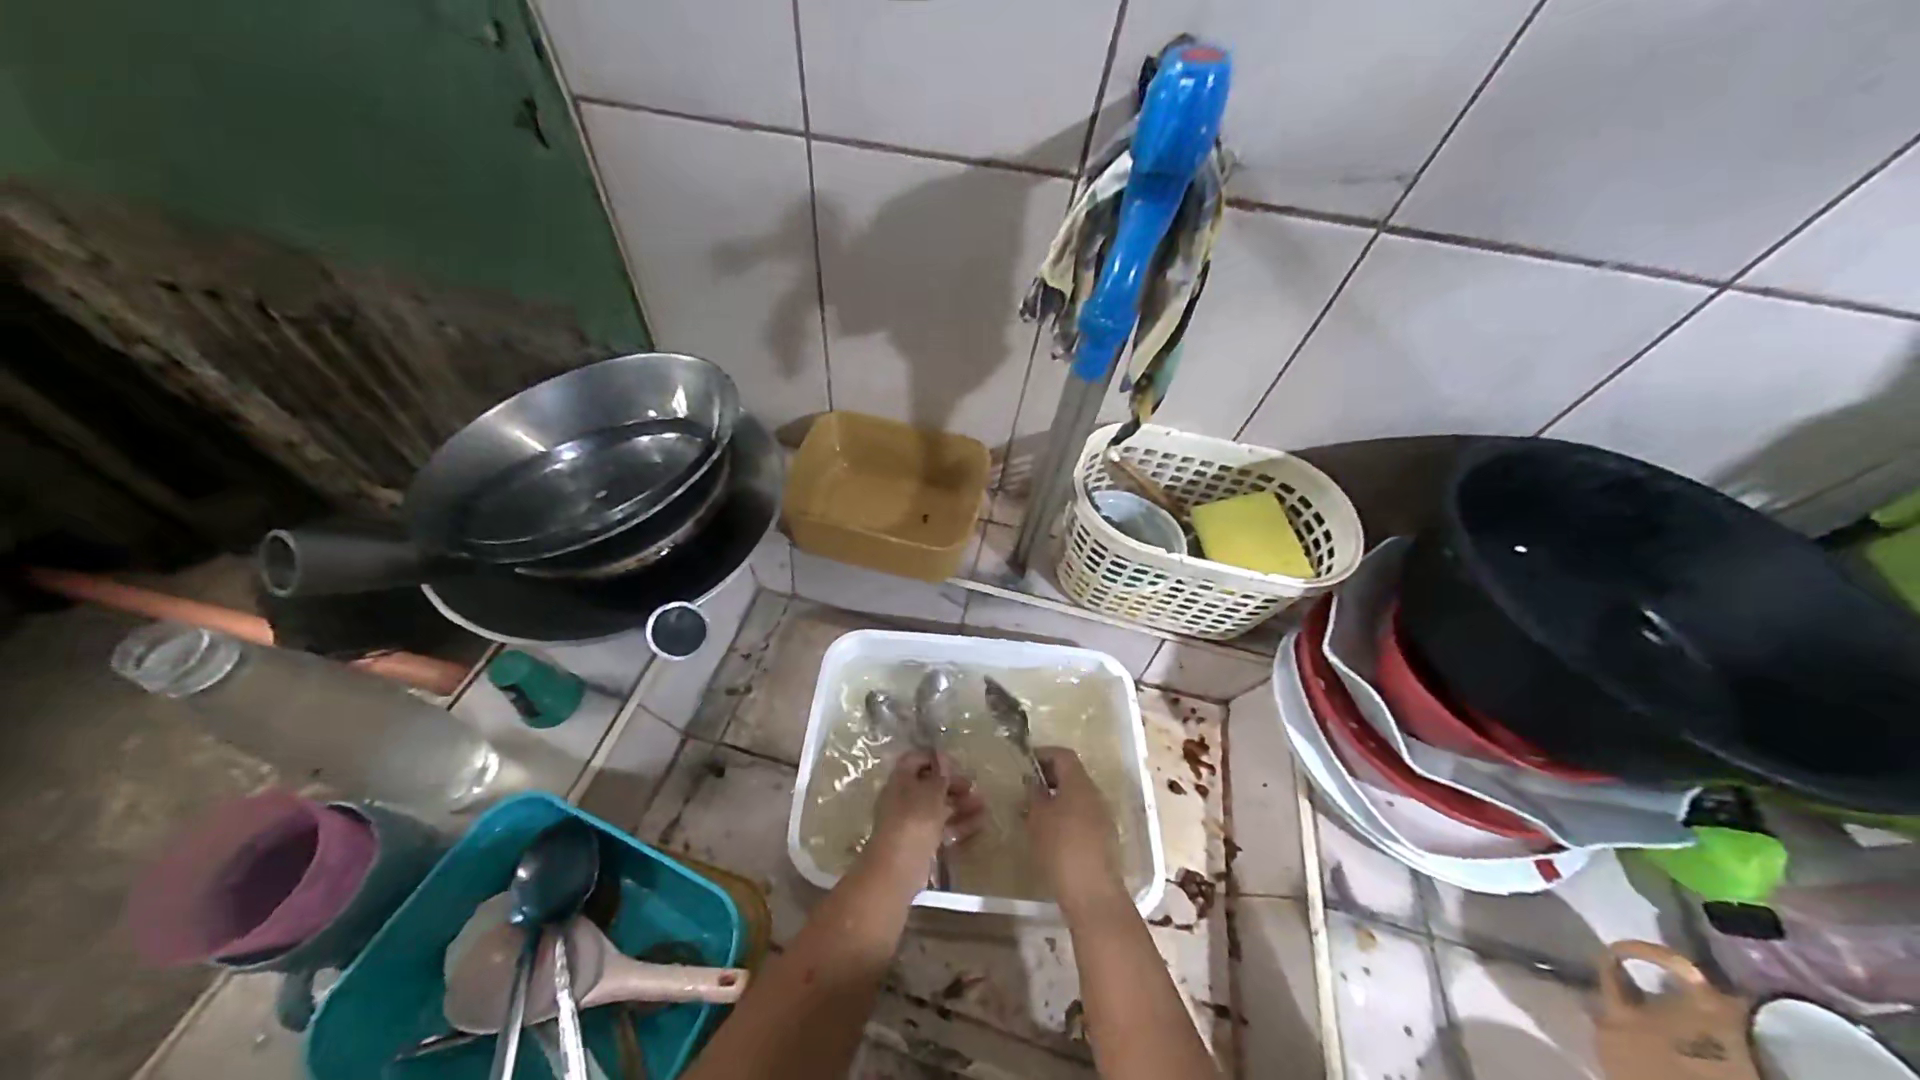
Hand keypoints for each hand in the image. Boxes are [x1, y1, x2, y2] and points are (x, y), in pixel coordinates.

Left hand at [868, 750, 985, 870]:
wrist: (898, 867)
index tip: (957, 764)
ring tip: (984, 806)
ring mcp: (911, 821)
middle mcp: (903, 798)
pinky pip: (941, 828)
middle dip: (953, 784)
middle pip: (929, 785)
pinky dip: (959, 825)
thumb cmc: (914, 819)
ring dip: (960, 805)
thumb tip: (942, 756)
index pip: (916, 760)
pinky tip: (980, 824)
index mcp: (900, 780)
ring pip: (938, 808)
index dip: (936, 760)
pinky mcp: (920, 842)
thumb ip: (940, 775)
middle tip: (973, 787)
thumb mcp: (931, 792)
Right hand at [1024, 748, 1125, 913]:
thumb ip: (1034, 794)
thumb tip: (1032, 782)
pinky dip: (1066, 815)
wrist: (1092, 892)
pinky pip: (1083, 815)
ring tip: (1034, 812)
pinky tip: (1050, 833)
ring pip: (1078, 796)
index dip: (1043, 754)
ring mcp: (1103, 816)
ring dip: (1057, 798)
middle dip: (1049, 777)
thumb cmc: (1060, 848)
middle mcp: (1095, 794)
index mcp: (1079, 783)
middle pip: (1072, 774)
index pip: (1063, 755)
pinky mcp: (1104, 837)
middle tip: (1027, 789)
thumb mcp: (1037, 818)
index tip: (1025, 765)